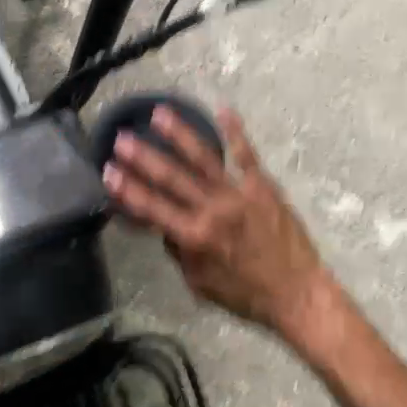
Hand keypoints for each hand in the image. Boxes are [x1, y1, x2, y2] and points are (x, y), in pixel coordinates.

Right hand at [102, 106, 334, 334]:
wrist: (298, 294)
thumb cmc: (246, 296)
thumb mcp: (201, 284)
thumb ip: (180, 253)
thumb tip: (165, 227)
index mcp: (195, 237)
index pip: (152, 208)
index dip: (127, 189)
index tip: (108, 171)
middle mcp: (213, 210)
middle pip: (172, 178)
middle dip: (143, 157)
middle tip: (122, 138)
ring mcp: (239, 194)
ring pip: (203, 159)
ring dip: (179, 134)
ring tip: (160, 113)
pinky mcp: (263, 187)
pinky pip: (246, 155)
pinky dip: (235, 132)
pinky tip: (223, 110)